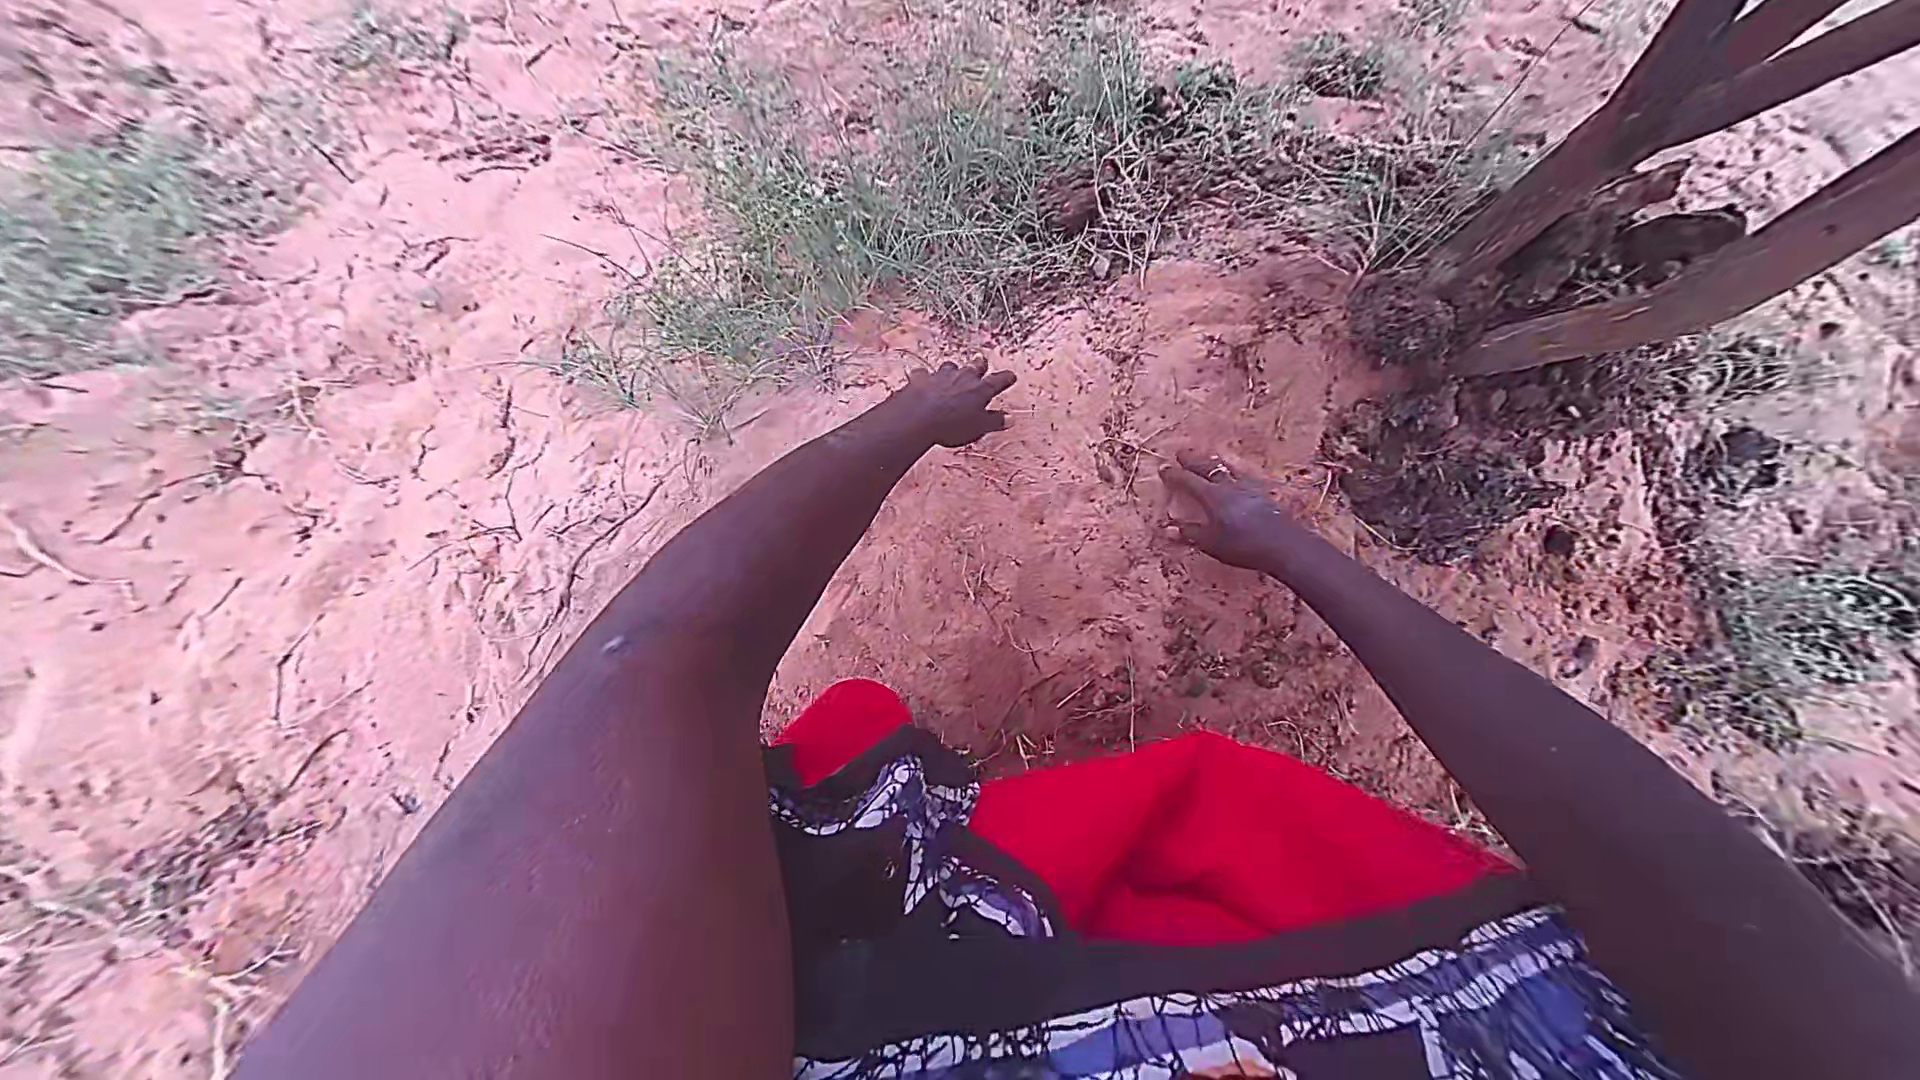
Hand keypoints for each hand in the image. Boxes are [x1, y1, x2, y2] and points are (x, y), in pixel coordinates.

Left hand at [887, 358, 1017, 447]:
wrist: (917, 418)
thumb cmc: (951, 425)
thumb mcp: (979, 427)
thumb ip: (995, 421)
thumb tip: (1009, 418)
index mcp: (980, 390)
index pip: (998, 381)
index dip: (1006, 378)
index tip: (1010, 376)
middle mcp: (962, 378)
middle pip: (974, 367)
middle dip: (979, 364)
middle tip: (981, 360)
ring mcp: (940, 376)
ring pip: (950, 367)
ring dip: (953, 370)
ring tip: (953, 371)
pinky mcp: (920, 379)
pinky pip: (923, 374)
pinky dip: (924, 378)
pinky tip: (922, 380)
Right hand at [1160, 451, 1311, 570]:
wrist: (1286, 546)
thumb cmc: (1243, 545)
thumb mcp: (1211, 542)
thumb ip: (1189, 533)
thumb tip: (1166, 529)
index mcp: (1213, 497)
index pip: (1189, 481)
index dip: (1175, 475)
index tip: (1164, 468)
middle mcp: (1230, 487)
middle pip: (1209, 468)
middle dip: (1193, 461)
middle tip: (1182, 453)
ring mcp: (1250, 489)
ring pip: (1230, 469)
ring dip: (1217, 463)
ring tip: (1211, 458)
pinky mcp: (1265, 496)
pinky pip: (1246, 478)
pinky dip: (1236, 473)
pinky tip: (1240, 477)